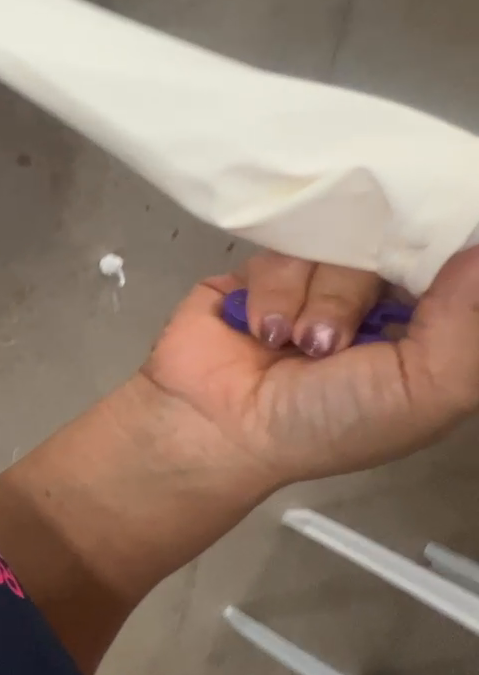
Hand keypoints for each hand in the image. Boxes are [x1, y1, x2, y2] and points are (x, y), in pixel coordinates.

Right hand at [135, 248, 478, 491]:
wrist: (223, 423)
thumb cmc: (334, 420)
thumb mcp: (426, 389)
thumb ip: (465, 324)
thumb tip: (478, 250)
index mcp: (420, 328)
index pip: (440, 272)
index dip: (431, 267)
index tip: (408, 287)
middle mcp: (366, 302)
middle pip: (378, 255)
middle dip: (347, 302)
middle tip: (327, 344)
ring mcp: (305, 287)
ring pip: (322, 252)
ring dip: (304, 304)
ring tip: (284, 343)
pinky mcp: (250, 277)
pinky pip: (272, 255)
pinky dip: (268, 294)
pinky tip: (257, 330)